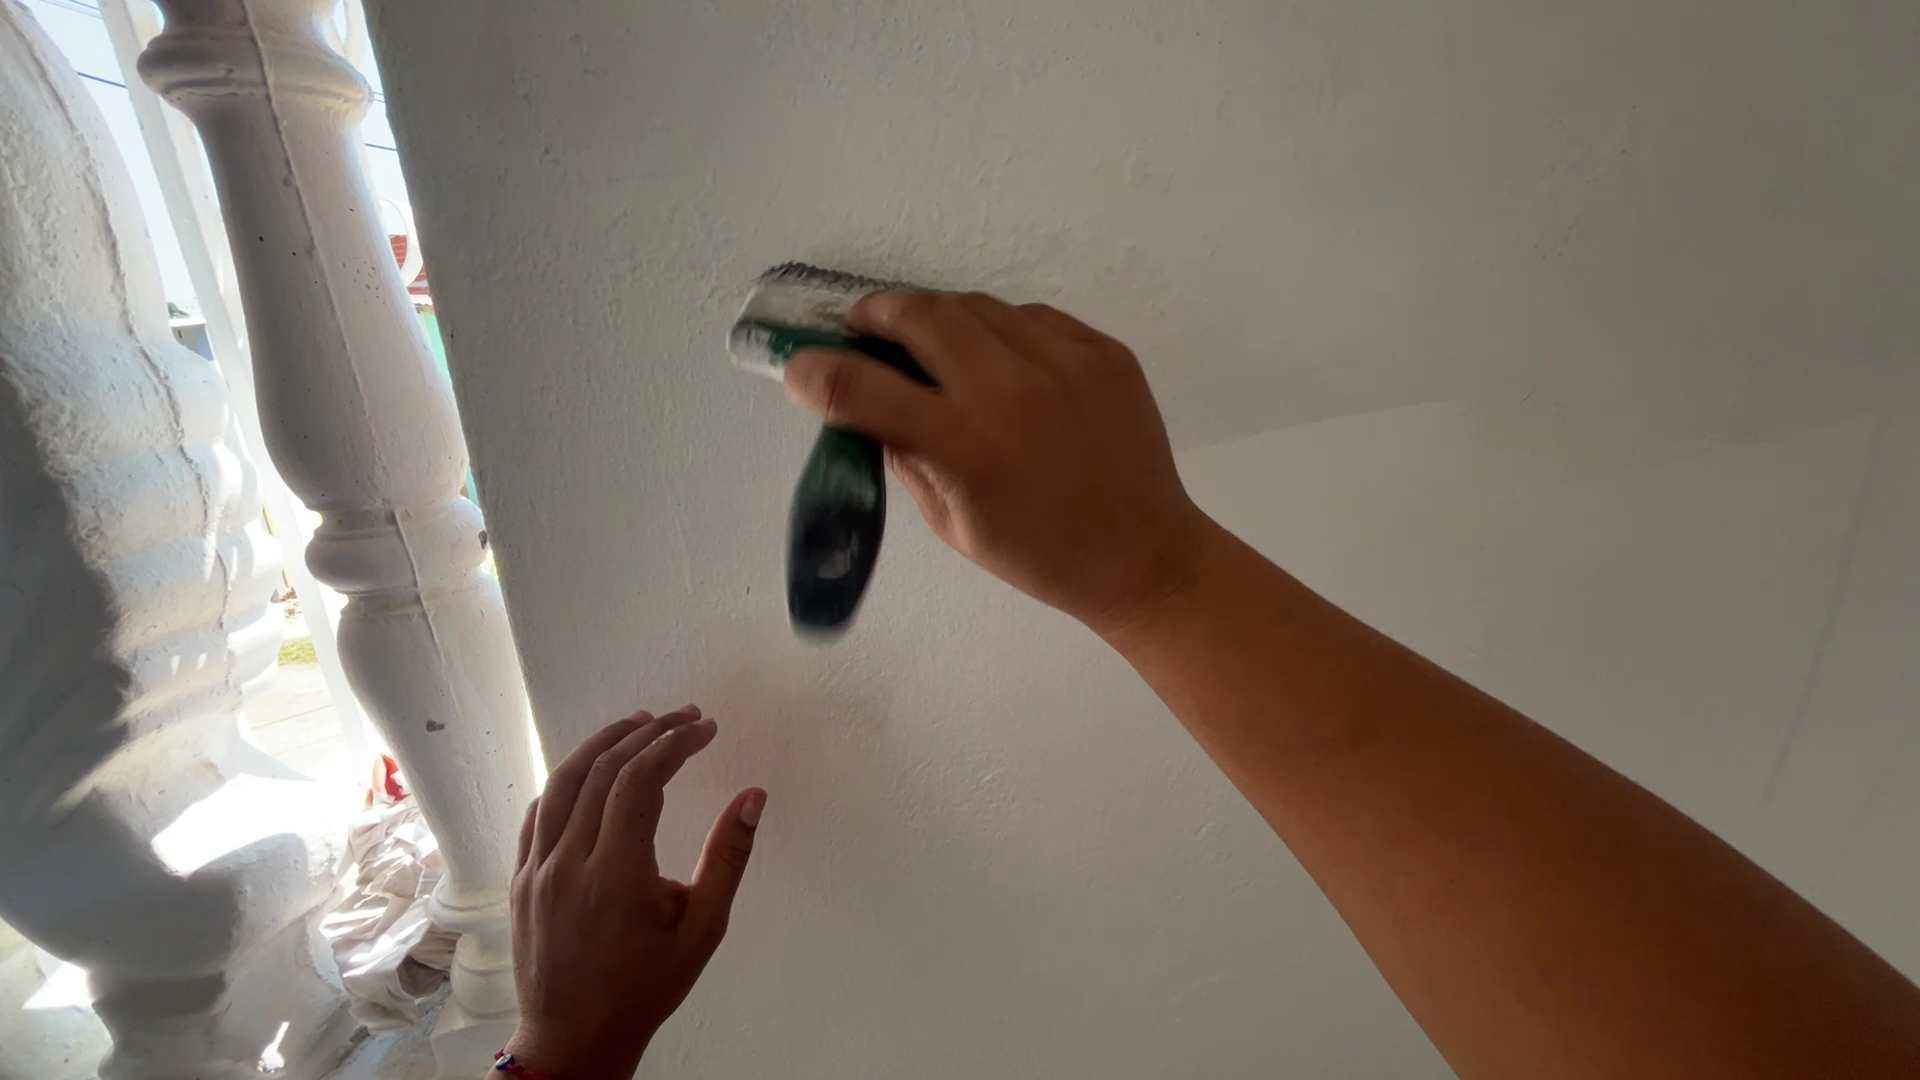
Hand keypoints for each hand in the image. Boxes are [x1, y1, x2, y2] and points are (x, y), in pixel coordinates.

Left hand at [503, 707, 765, 1078]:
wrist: (572, 1042)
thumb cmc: (646, 985)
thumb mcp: (704, 926)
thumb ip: (729, 856)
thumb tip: (753, 795)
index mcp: (615, 874)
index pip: (640, 780)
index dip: (676, 743)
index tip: (706, 728)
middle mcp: (568, 864)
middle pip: (604, 770)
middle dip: (649, 732)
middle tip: (685, 717)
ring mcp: (535, 871)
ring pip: (563, 782)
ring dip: (604, 743)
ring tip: (640, 722)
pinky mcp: (519, 880)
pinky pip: (538, 812)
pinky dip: (568, 778)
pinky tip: (593, 768)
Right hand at [785, 291, 1214, 632]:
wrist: (1142, 553)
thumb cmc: (1039, 556)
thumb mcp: (952, 525)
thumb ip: (906, 457)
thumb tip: (872, 408)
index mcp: (965, 449)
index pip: (860, 388)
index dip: (813, 372)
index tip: (798, 369)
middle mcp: (1010, 391)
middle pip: (918, 313)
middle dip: (875, 312)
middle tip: (863, 328)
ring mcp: (1064, 362)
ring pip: (975, 304)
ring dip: (938, 317)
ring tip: (933, 345)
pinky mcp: (1103, 351)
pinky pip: (1030, 317)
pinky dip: (999, 331)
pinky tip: (1001, 362)